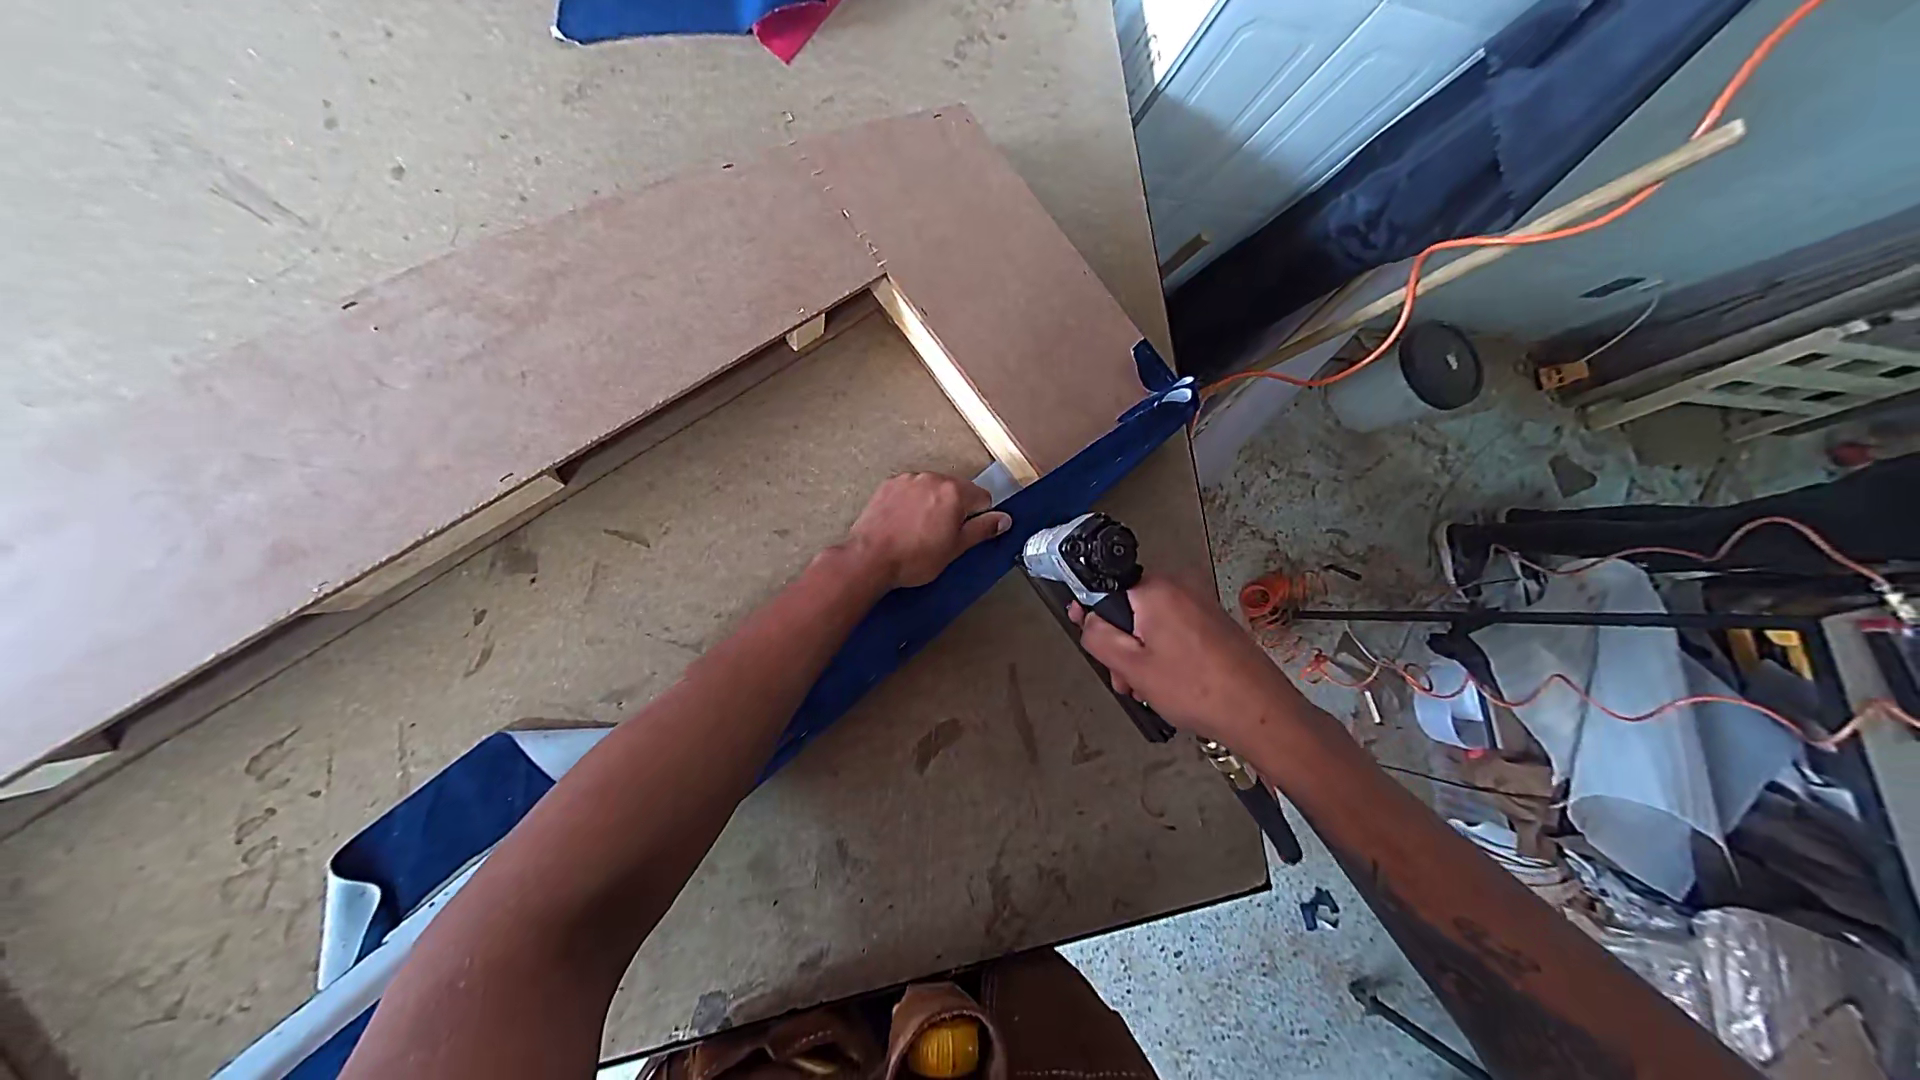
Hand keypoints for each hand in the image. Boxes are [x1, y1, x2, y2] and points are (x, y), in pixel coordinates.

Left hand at [847, 472, 1010, 588]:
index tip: (967, 531)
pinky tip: (905, 525)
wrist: (870, 558)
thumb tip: (1003, 520)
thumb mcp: (956, 548)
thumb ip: (983, 529)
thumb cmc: (911, 558)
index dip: (979, 517)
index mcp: (954, 492)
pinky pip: (910, 490)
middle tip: (943, 536)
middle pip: (957, 490)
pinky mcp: (889, 486)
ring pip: (932, 489)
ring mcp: (908, 480)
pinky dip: (911, 503)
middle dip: (955, 510)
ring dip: (932, 505)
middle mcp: (932, 479)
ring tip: (920, 533)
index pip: (983, 497)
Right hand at [1070, 575, 1318, 750]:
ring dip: (1140, 653)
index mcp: (1157, 590)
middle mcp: (1181, 587)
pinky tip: (1168, 682)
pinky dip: (1164, 652)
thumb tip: (1087, 621)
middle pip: (1129, 608)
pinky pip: (1174, 629)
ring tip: (1147, 686)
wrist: (1259, 713)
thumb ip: (1097, 636)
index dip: (1090, 615)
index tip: (1088, 635)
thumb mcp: (1131, 665)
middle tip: (1124, 675)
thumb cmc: (1203, 691)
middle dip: (1120, 643)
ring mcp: (1200, 603)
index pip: (1105, 588)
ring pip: (1151, 622)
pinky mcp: (1213, 622)